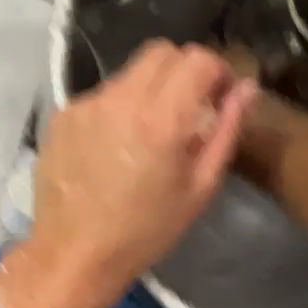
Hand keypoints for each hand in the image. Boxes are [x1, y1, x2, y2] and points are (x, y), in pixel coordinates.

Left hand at [31, 41, 257, 289]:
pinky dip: (116, 110)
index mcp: (161, 119)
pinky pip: (101, 96)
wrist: (72, 256)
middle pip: (161, 51)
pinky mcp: (62, 115)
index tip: (218, 96)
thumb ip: (226, 131)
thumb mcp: (198, 189)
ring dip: (148, 91)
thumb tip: (246, 89)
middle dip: (183, 70)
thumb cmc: (144, 232)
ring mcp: (86, 104)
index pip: (197, 59)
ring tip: (147, 135)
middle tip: (188, 108)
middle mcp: (120, 100)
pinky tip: (113, 148)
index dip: (217, 70)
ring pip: (128, 73)